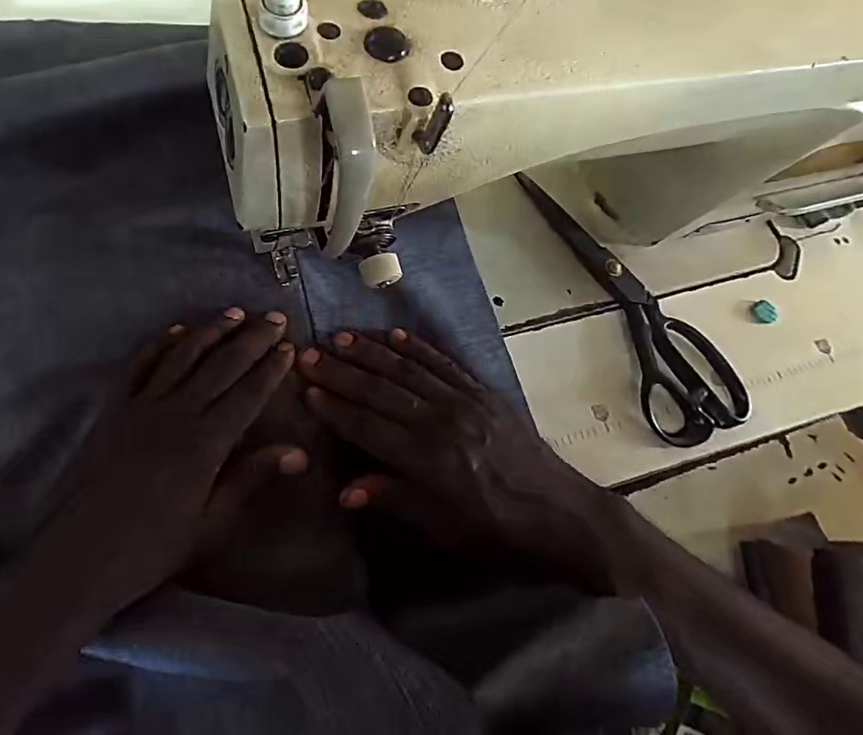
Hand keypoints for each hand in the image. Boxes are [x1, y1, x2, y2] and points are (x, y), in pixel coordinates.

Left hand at [39, 308, 306, 616]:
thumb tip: (299, 453)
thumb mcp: (209, 525)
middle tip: (275, 317)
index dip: (272, 368)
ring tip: (235, 312)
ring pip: (184, 355)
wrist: (72, 561)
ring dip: (212, 329)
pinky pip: (140, 365)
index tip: (289, 347)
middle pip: (222, 365)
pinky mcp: (113, 409)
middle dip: (253, 338)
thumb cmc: (149, 549)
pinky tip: (178, 329)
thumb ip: (251, 478)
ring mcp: (141, 407)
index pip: (249, 394)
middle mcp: (176, 414)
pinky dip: (161, 343)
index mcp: (204, 443)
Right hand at [298, 328, 615, 585]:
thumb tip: (344, 490)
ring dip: (372, 351)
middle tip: (310, 353)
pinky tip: (394, 335)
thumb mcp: (442, 529)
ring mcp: (464, 400)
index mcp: (428, 459)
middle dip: (342, 371)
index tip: (307, 388)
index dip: (335, 407)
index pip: (368, 426)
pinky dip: (417, 347)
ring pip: (408, 369)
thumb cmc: (494, 527)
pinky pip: (443, 362)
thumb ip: (395, 500)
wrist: (555, 508)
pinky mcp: (482, 391)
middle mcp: (442, 421)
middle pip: (382, 390)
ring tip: (342, 336)